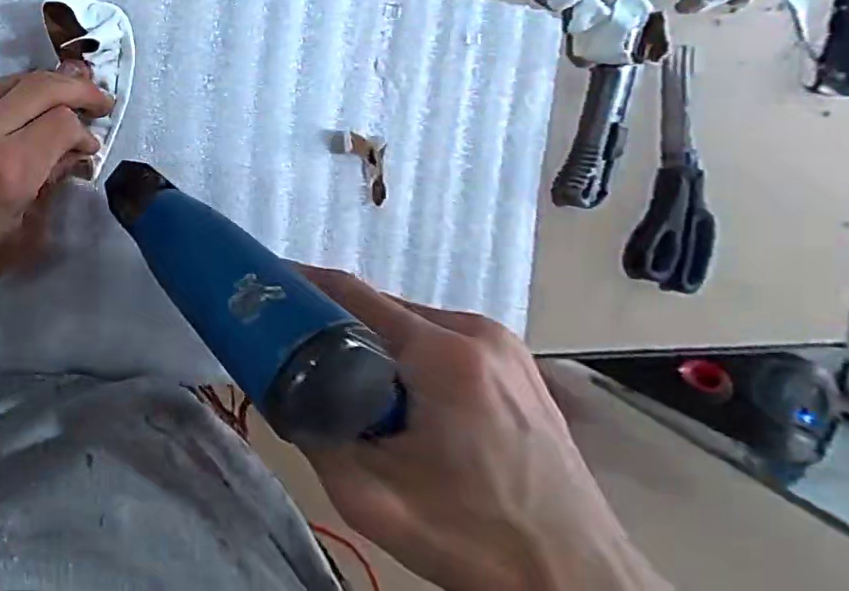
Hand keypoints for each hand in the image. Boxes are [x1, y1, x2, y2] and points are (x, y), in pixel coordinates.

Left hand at [0, 70, 113, 325]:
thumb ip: (52, 184)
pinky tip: (15, 110)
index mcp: (10, 170)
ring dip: (42, 89)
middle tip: (97, 99)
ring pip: (10, 82)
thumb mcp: (24, 235)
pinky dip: (5, 97)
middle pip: (43, 86)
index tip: (87, 147)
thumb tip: (72, 153)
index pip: (63, 122)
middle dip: (78, 90)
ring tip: (60, 98)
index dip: (83, 131)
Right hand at [296, 266, 668, 590]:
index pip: (354, 294)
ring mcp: (504, 344)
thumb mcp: (373, 501)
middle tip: (303, 354)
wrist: (580, 582)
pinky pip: (444, 342)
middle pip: (384, 308)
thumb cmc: (475, 541)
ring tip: (354, 386)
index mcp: (443, 354)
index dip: (304, 286)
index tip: (268, 288)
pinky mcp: (517, 363)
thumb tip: (276, 390)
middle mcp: (477, 332)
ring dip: (376, 344)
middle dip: (338, 326)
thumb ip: (315, 438)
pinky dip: (412, 358)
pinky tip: (404, 398)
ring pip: (414, 324)